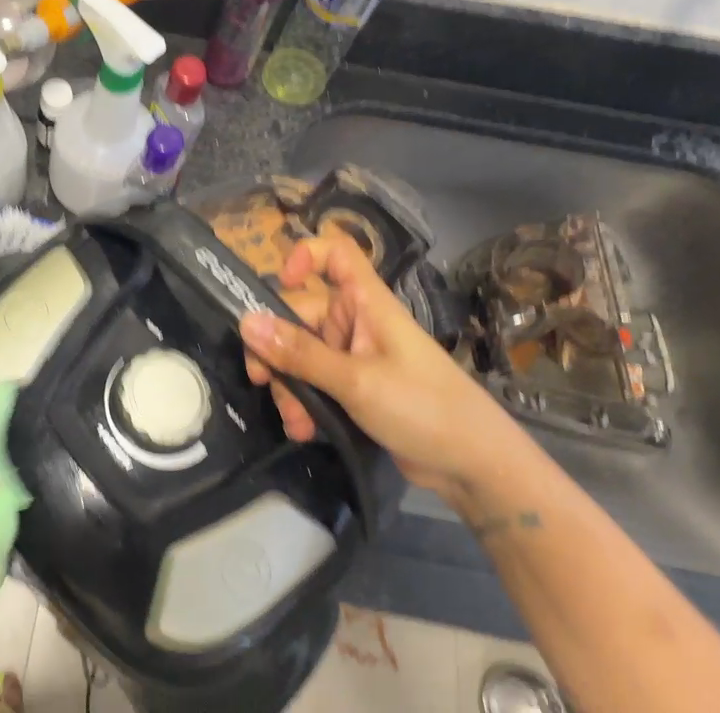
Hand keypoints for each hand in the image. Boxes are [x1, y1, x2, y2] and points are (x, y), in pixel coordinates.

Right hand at [242, 234, 523, 503]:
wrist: (474, 465)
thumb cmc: (423, 407)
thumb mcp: (355, 381)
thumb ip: (300, 354)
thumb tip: (245, 321)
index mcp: (367, 303)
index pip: (336, 254)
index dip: (305, 256)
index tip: (281, 283)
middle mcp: (358, 323)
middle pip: (302, 315)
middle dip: (278, 350)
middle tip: (262, 381)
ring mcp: (357, 358)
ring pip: (303, 355)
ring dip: (291, 386)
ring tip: (295, 421)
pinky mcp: (356, 390)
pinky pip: (316, 384)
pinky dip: (305, 404)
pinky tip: (304, 430)